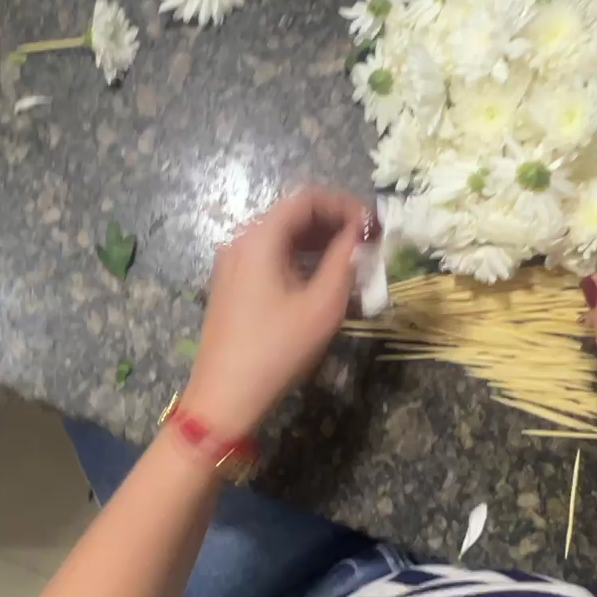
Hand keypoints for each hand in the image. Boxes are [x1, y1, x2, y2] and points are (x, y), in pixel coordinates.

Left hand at [181, 186, 367, 435]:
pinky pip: (271, 259)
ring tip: (353, 264)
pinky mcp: (232, 286)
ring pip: (283, 238)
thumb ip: (345, 260)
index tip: (373, 225)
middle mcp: (241, 242)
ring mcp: (232, 264)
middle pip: (293, 216)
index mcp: (259, 238)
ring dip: (319, 244)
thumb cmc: (277, 350)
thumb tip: (361, 233)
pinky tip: (324, 283)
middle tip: (368, 243)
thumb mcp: (322, 305)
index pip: (306, 199)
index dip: (344, 205)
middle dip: (334, 224)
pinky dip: (301, 261)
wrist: (224, 397)